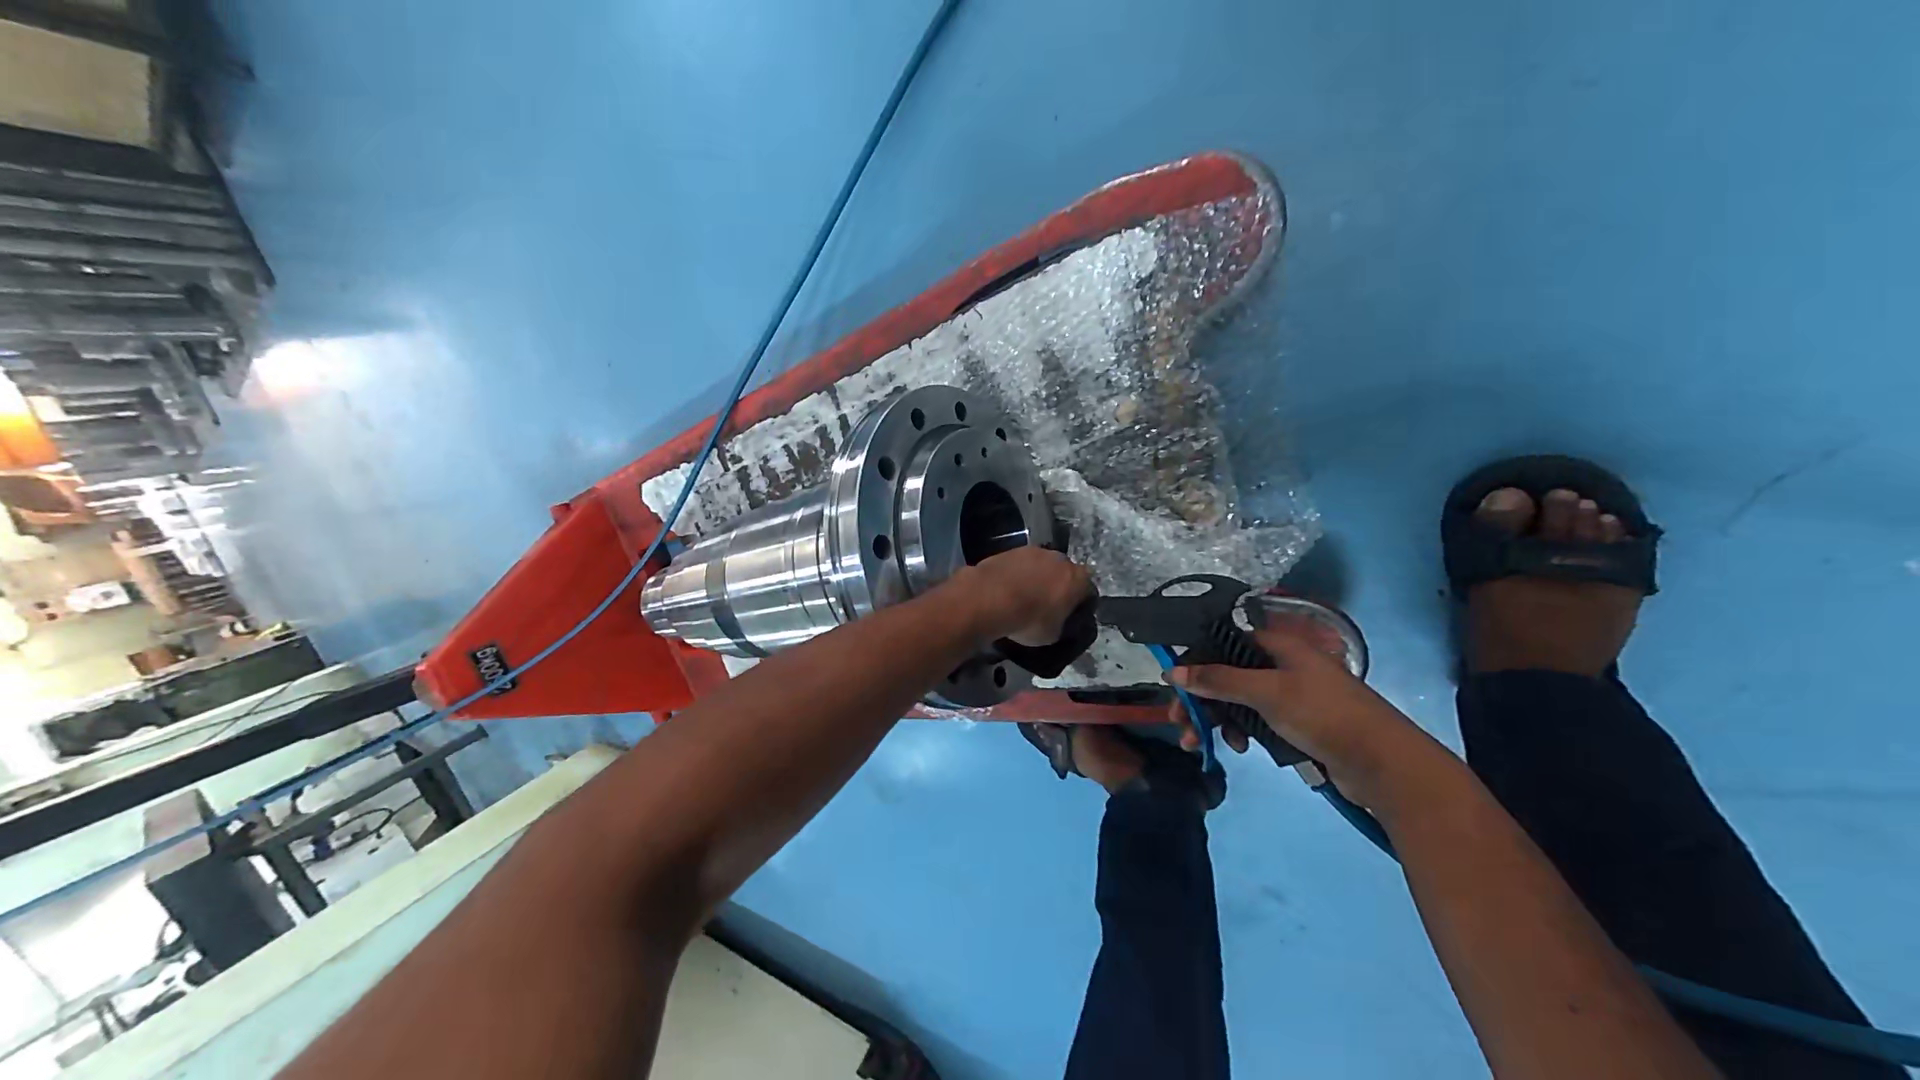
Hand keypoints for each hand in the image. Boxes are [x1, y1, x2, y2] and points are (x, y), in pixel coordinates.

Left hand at [954, 547, 1093, 646]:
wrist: (991, 598)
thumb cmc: (1029, 619)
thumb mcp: (1053, 635)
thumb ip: (1061, 625)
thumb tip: (1058, 623)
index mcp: (1077, 579)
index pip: (1088, 590)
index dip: (1080, 603)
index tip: (1070, 614)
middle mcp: (1060, 559)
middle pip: (1064, 573)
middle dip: (1057, 586)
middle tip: (1045, 605)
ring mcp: (1034, 551)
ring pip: (1040, 566)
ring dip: (1035, 578)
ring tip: (1022, 597)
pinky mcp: (1010, 550)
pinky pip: (1019, 564)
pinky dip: (1016, 575)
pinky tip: (1006, 590)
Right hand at [1166, 616, 1446, 806]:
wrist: (1382, 762)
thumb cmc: (1323, 714)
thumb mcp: (1267, 693)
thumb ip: (1219, 680)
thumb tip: (1173, 671)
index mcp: (1279, 647)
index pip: (1224, 644)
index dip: (1196, 663)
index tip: (1174, 687)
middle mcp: (1282, 665)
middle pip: (1228, 675)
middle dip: (1202, 700)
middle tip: (1180, 724)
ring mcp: (1290, 695)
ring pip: (1239, 701)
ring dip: (1217, 720)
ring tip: (1201, 744)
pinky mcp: (1297, 723)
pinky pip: (1256, 720)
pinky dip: (1242, 731)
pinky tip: (1240, 747)